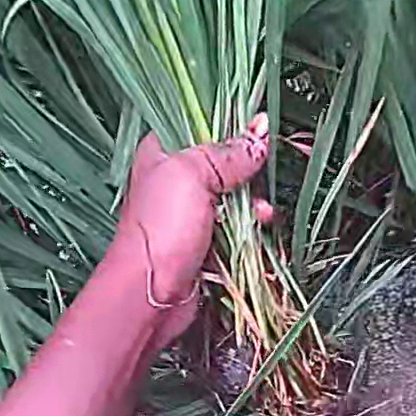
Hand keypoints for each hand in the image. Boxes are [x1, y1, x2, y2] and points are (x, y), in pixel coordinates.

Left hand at [113, 115, 271, 321]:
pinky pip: (236, 225)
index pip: (203, 123)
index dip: (233, 125)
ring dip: (253, 202)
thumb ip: (229, 153)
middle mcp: (176, 178)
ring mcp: (192, 211)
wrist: (152, 292)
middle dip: (250, 171)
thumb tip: (260, 133)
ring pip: (235, 196)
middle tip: (262, 178)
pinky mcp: (206, 240)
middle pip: (225, 161)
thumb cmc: (162, 228)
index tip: (261, 132)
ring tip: (262, 213)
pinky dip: (251, 226)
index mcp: (163, 150)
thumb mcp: (193, 175)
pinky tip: (260, 227)